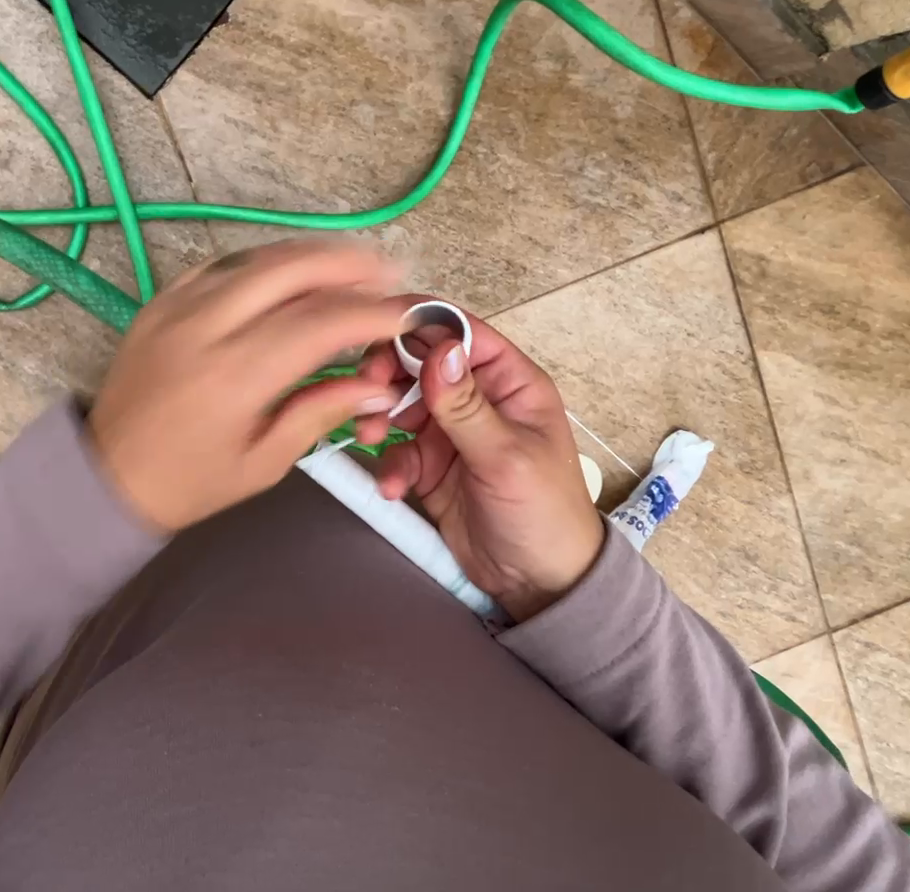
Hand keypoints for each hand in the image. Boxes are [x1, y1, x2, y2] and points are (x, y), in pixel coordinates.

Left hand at [89, 239, 406, 532]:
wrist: (107, 475)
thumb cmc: (189, 482)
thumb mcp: (263, 462)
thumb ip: (321, 413)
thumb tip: (379, 387)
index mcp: (234, 375)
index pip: (320, 323)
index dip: (372, 312)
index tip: (407, 311)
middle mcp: (204, 327)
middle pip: (290, 268)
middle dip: (348, 263)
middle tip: (387, 272)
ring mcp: (177, 306)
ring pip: (256, 257)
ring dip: (310, 254)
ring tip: (351, 263)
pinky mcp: (160, 301)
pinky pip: (222, 265)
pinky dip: (264, 262)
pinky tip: (290, 272)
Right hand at [353, 299, 604, 620]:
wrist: (536, 583)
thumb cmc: (544, 513)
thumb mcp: (506, 457)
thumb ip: (467, 406)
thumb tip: (439, 350)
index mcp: (508, 381)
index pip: (459, 333)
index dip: (417, 326)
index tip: (375, 335)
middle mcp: (476, 397)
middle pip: (418, 362)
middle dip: (386, 374)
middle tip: (365, 392)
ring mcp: (449, 430)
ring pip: (398, 402)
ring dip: (379, 417)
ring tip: (371, 437)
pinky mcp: (428, 463)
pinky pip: (396, 449)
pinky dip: (388, 464)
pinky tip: (394, 487)